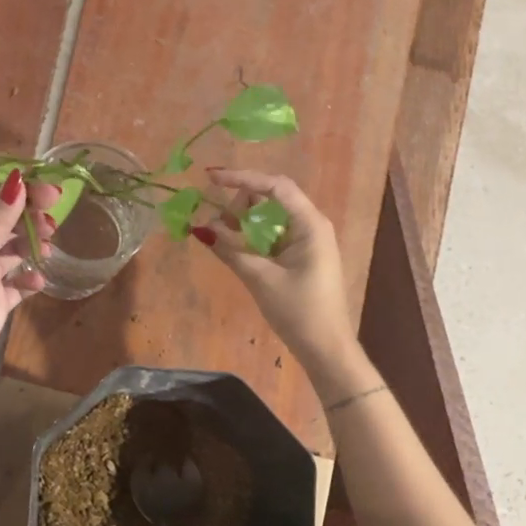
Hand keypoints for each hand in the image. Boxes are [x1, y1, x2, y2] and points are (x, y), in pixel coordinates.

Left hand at [0, 170, 49, 400]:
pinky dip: (31, 281)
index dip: (22, 195)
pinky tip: (39, 281)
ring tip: (48, 249)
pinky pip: (18, 286)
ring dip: (32, 246)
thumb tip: (19, 182)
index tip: (52, 193)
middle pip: (6, 226)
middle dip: (31, 219)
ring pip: (14, 253)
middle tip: (54, 222)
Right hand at [195, 169, 365, 389]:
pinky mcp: (299, 259)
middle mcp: (310, 226)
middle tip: (215, 223)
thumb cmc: (298, 310)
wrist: (324, 346)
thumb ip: (231, 250)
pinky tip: (234, 249)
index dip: (243, 178)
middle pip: (272, 199)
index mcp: (309, 224)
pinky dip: (252, 239)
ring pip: (270, 220)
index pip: (275, 186)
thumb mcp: (260, 279)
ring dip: (244, 223)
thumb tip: (200, 229)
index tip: (211, 179)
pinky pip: (272, 238)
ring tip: (220, 237)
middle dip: (240, 205)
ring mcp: (306, 242)